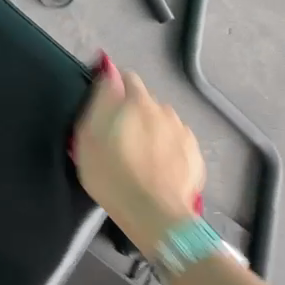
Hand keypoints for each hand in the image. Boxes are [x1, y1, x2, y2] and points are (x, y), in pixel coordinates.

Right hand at [72, 55, 205, 247]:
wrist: (153, 214)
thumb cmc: (112, 175)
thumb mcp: (89, 135)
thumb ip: (100, 98)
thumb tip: (108, 70)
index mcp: (137, 101)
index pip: (126, 77)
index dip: (114, 89)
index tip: (104, 108)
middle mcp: (164, 111)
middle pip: (145, 101)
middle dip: (133, 112)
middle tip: (118, 138)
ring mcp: (183, 133)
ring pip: (163, 123)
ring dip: (152, 130)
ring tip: (139, 156)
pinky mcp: (195, 157)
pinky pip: (177, 144)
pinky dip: (167, 149)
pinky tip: (157, 168)